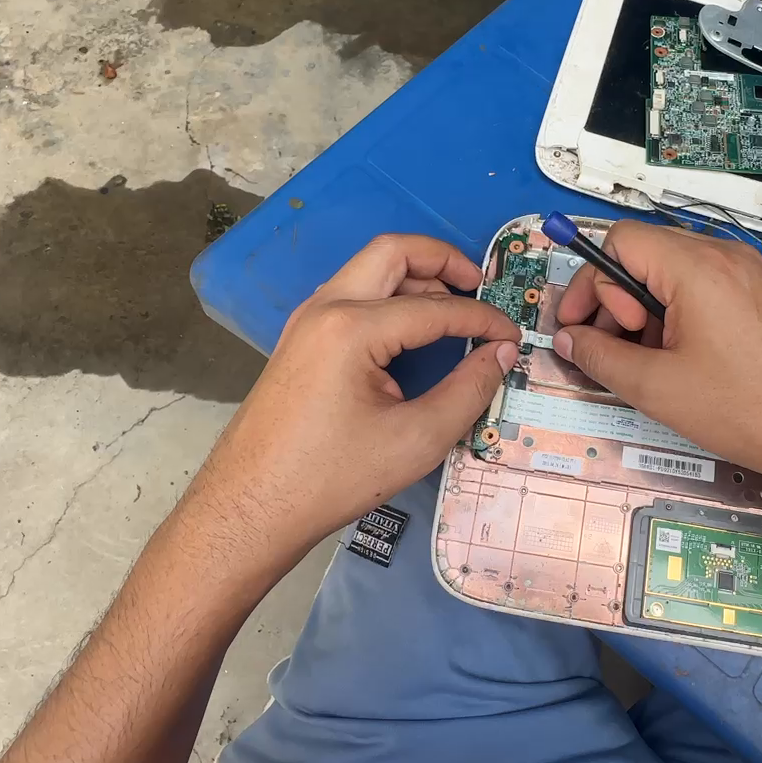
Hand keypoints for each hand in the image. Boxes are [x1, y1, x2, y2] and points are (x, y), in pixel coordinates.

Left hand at [197, 235, 519, 551]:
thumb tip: (502, 352)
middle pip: (393, 252)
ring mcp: (307, 320)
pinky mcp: (301, 339)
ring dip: (415, 276)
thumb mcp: (416, 439)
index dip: (482, 319)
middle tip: (480, 286)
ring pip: (369, 269)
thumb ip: (470, 389)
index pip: (435, 307)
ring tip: (454, 305)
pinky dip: (390, 297)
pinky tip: (413, 330)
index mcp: (352, 327)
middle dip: (443, 260)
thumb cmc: (332, 478)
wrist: (248, 510)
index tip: (513, 336)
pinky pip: (353, 295)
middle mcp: (325, 307)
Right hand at [550, 220, 761, 496]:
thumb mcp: (657, 387)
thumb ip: (600, 357)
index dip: (587, 282)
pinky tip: (683, 362)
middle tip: (615, 349)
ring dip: (645, 311)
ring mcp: (749, 275)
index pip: (618, 241)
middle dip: (614, 300)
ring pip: (673, 274)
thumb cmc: (750, 408)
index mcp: (696, 266)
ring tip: (649, 362)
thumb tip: (569, 340)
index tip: (579, 326)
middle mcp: (724, 257)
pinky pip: (703, 290)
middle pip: (645, 255)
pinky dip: (677, 316)